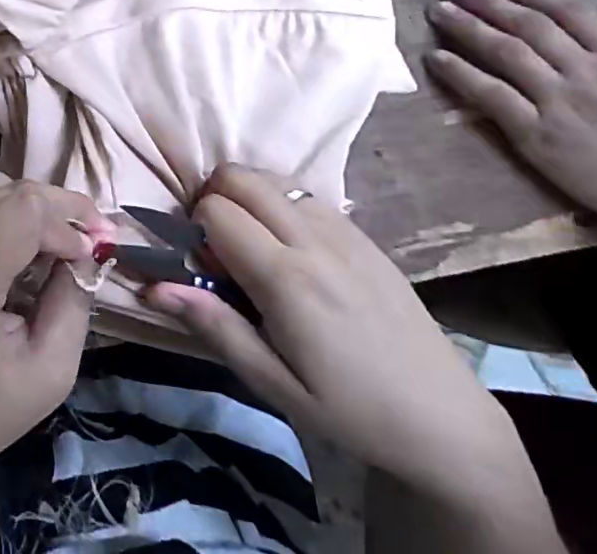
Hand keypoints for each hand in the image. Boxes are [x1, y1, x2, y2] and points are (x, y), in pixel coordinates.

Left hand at [0, 172, 109, 493]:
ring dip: (33, 206)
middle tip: (92, 241)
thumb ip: (73, 300)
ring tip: (59, 244)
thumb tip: (86, 253)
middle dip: (60, 208)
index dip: (69, 224)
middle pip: (12, 189)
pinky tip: (24, 245)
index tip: (93, 259)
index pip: (26, 208)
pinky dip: (7, 210)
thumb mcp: (49, 371)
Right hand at [142, 165, 524, 499]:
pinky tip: (289, 246)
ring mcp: (344, 231)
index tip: (203, 267)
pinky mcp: (364, 234)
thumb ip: (214, 326)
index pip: (216, 211)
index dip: (194, 230)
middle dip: (212, 197)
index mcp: (286, 279)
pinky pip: (306, 194)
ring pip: (272, 178)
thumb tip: (152, 288)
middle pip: (240, 177)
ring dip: (245, 195)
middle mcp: (313, 240)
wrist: (444, 418)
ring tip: (250, 242)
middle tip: (216, 245)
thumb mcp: (273, 384)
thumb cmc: (349, 409)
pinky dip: (279, 201)